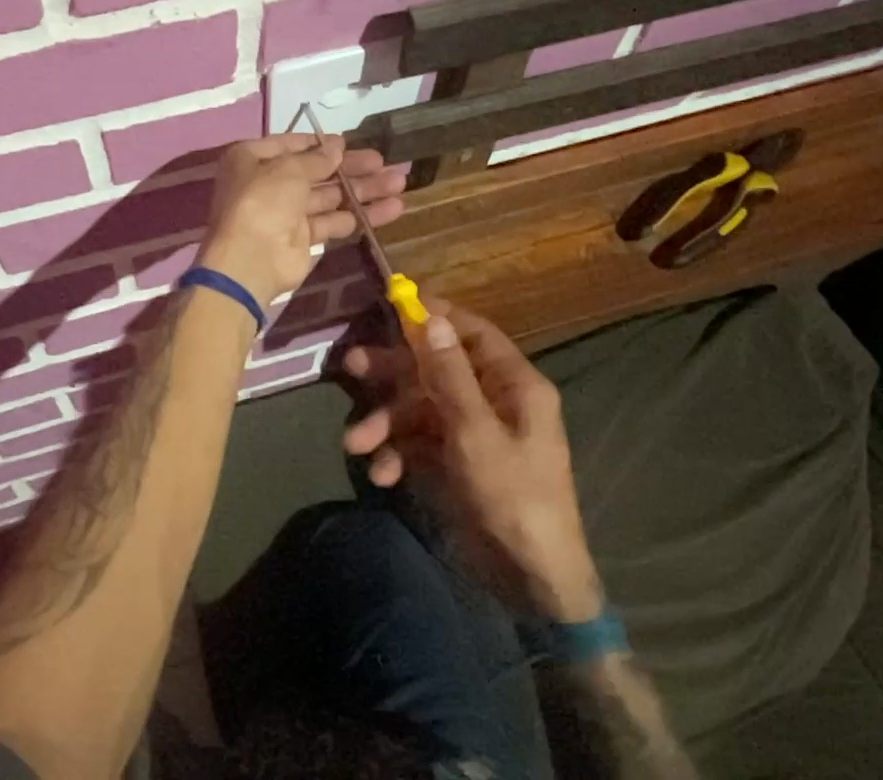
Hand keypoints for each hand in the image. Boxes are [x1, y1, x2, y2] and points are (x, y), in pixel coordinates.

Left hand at [196, 134, 405, 307]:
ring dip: (363, 190)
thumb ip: (316, 158)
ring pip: (329, 197)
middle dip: (351, 167)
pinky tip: (391, 209)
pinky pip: (334, 222)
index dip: (321, 144)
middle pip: (315, 171)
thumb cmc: (264, 201)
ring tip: (399, 183)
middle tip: (384, 162)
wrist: (251, 260)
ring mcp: (285, 213)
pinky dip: (359, 216)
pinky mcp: (301, 239)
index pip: (291, 145)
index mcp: (252, 160)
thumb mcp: (289, 169)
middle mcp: (267, 184)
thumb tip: (337, 147)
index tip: (349, 142)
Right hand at [342, 302, 603, 621]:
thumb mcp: (476, 433)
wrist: (532, 578)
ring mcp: (473, 434)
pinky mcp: (457, 464)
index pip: (473, 334)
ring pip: (421, 410)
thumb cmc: (514, 497)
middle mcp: (495, 403)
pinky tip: (382, 474)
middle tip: (351, 365)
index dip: (435, 317)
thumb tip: (431, 318)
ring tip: (354, 443)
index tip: (394, 304)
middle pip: (437, 370)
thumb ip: (450, 376)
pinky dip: (398, 455)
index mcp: (515, 386)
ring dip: (387, 423)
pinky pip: (421, 445)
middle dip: (394, 373)